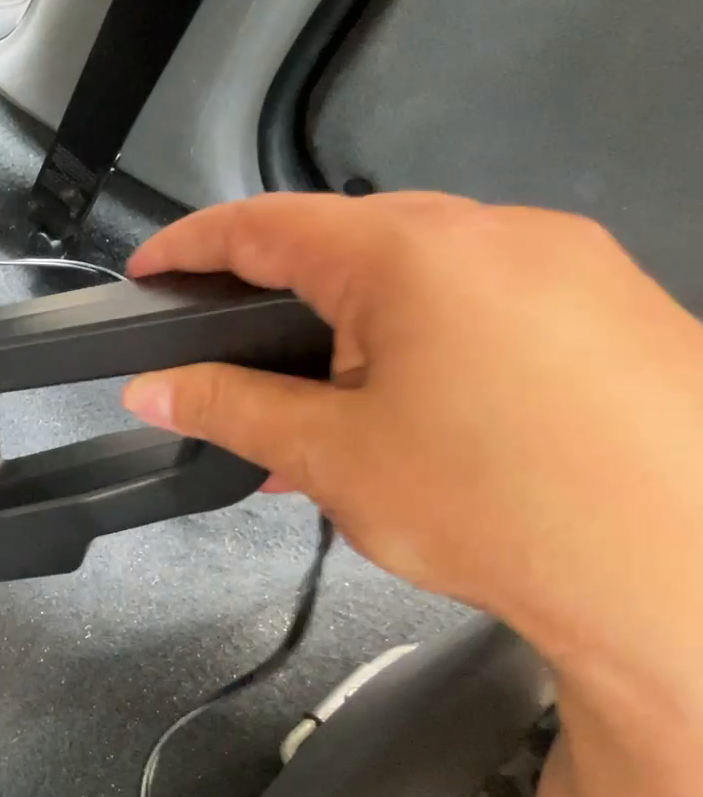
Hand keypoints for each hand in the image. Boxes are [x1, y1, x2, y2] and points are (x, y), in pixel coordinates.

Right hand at [122, 192, 702, 698]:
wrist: (687, 572)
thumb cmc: (495, 501)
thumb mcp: (326, 453)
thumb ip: (224, 407)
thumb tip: (150, 390)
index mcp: (417, 256)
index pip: (269, 224)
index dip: (191, 244)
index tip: (147, 268)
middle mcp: (502, 237)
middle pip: (344, 242)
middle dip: (269, 292)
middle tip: (221, 355)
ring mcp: (568, 268)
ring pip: (412, 278)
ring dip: (338, 330)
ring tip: (301, 411)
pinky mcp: (606, 311)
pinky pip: (473, 306)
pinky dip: (406, 345)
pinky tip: (385, 417)